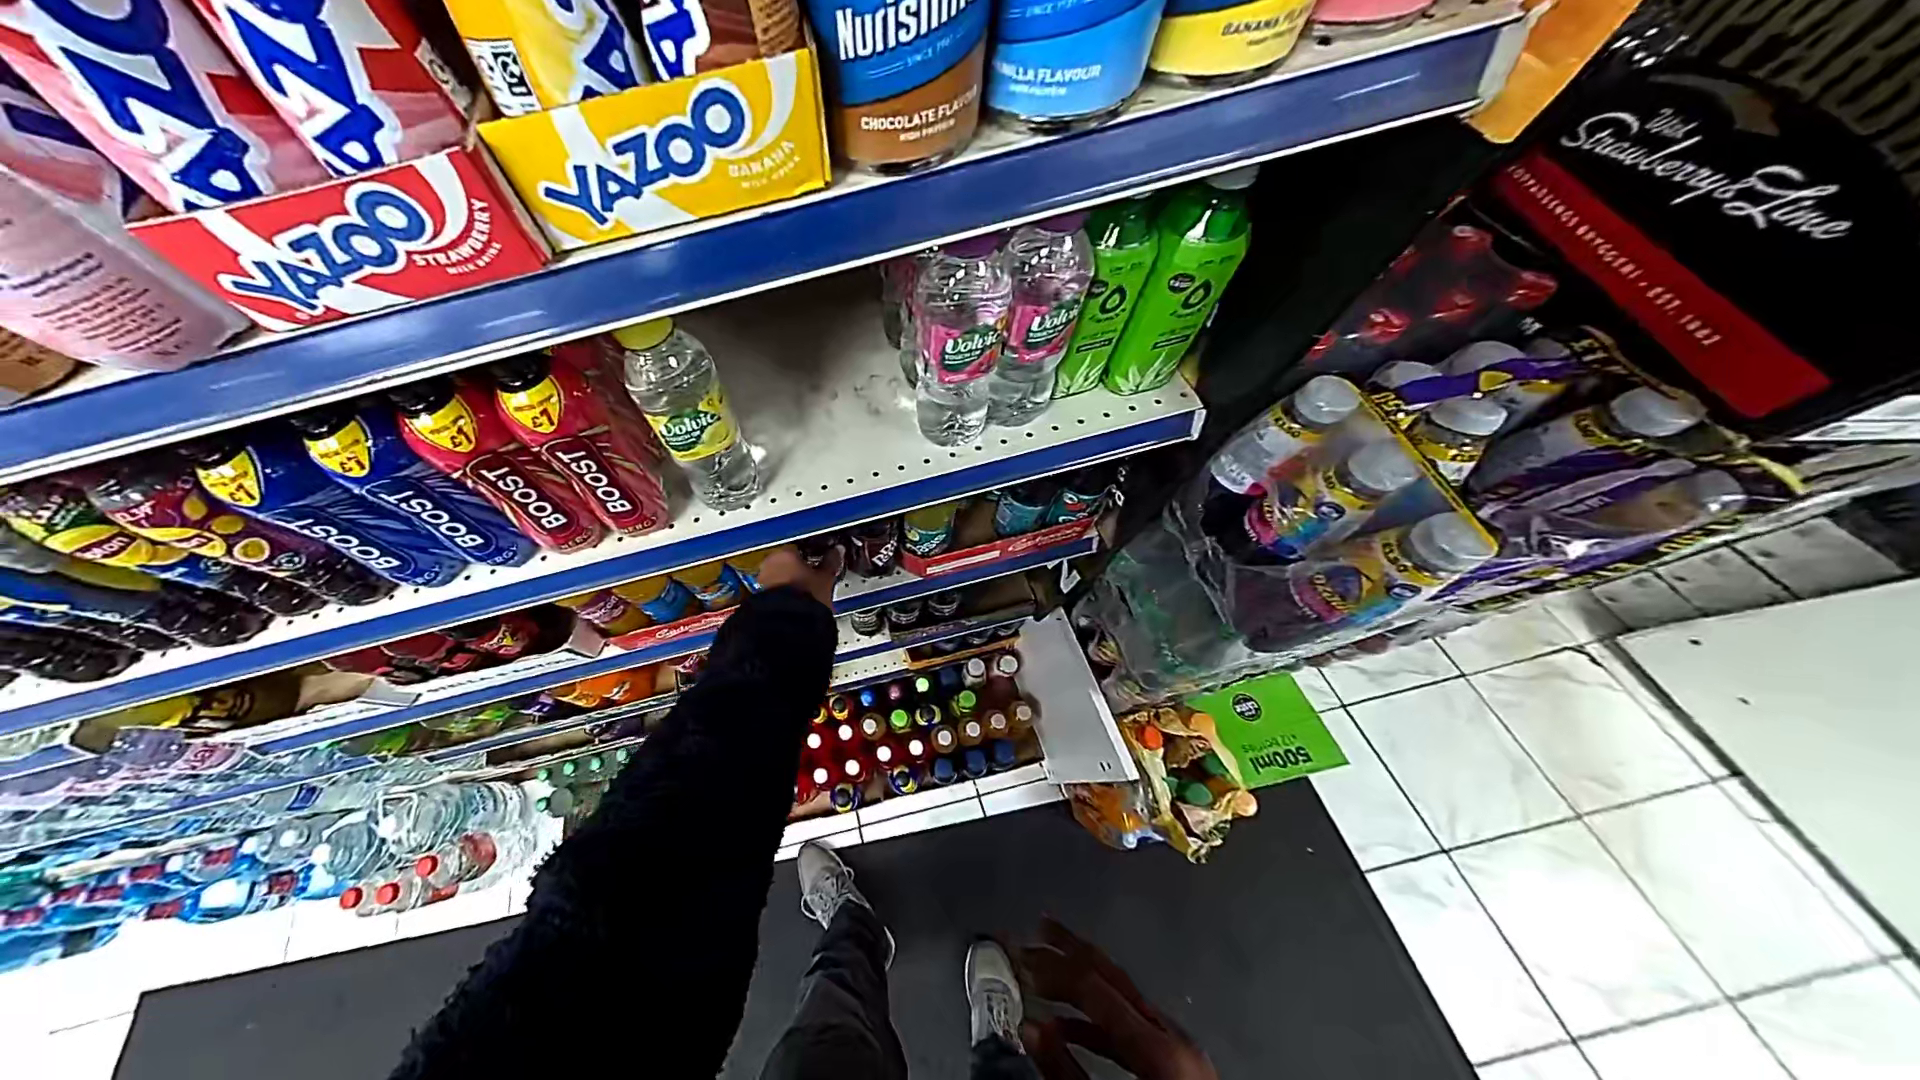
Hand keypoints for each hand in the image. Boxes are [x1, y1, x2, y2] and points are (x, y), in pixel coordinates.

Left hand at [756, 544, 840, 608]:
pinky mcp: (761, 600)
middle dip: (799, 568)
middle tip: (815, 575)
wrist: (790, 621)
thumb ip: (831, 562)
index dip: (812, 553)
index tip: (821, 558)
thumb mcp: (825, 577)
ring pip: (780, 576)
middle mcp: (769, 564)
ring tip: (808, 591)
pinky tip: (798, 601)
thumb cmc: (805, 595)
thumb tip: (837, 553)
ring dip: (792, 581)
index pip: (799, 546)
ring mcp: (763, 582)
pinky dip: (786, 594)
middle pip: (787, 561)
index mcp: (784, 553)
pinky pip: (776, 592)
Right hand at [1017, 918, 1217, 1079]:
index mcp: (1158, 1046)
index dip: (1054, 967)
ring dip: (1082, 982)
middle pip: (1113, 977)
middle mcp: (1172, 1035)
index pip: (1095, 986)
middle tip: (1037, 927)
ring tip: (1046, 969)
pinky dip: (1098, 1022)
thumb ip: (1067, 1074)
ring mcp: (1180, 1050)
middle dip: (1071, 950)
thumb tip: (1032, 1030)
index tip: (1021, 954)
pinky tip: (1070, 1028)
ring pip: (1124, 998)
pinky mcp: (1179, 1068)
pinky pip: (1133, 1030)